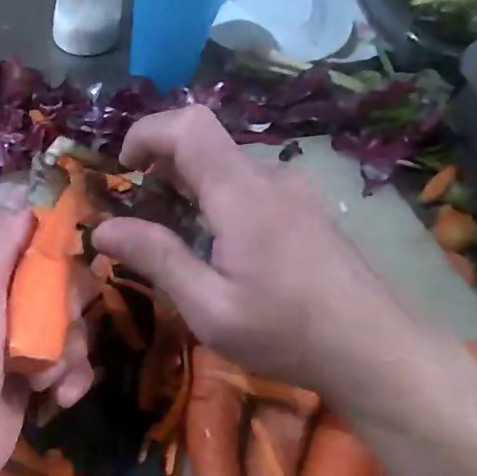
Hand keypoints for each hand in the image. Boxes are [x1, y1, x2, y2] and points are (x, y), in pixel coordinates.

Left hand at [0, 201, 91, 475]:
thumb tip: (24, 199)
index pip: (19, 224)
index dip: (47, 238)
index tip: (63, 261)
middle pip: (54, 272)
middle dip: (65, 303)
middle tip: (54, 327)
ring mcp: (12, 330)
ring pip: (69, 316)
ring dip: (68, 348)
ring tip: (46, 376)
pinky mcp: (30, 366)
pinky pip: (69, 355)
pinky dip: (70, 375)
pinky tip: (57, 395)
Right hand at [90, 106, 415, 406]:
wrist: (374, 350)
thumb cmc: (286, 332)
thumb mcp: (209, 307)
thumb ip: (156, 258)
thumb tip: (102, 228)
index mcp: (241, 194)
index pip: (188, 125)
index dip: (146, 132)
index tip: (123, 170)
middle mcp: (269, 178)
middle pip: (204, 143)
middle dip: (162, 168)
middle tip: (144, 219)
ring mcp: (293, 190)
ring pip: (226, 166)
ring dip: (191, 187)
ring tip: (181, 243)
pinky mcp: (306, 207)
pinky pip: (249, 185)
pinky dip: (218, 199)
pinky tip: (223, 249)